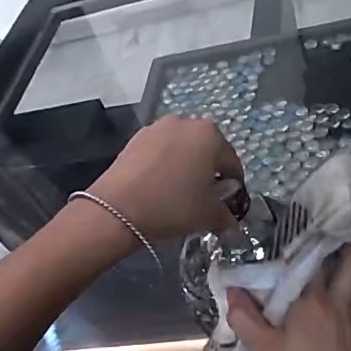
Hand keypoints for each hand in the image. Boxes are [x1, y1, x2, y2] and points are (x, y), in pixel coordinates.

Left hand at [83, 116, 242, 239]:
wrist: (117, 208)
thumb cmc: (173, 205)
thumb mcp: (207, 215)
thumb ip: (226, 218)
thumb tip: (233, 228)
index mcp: (210, 134)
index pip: (231, 163)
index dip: (233, 186)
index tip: (229, 204)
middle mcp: (185, 122)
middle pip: (206, 151)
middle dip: (208, 173)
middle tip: (203, 199)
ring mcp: (157, 128)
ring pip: (181, 149)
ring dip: (185, 167)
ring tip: (179, 193)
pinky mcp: (135, 138)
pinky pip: (159, 152)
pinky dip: (164, 166)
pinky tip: (158, 187)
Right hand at [228, 249, 350, 350]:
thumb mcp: (262, 350)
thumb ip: (244, 317)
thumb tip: (233, 291)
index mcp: (314, 299)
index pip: (314, 258)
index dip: (305, 246)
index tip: (292, 244)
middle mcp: (341, 302)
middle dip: (341, 250)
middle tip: (318, 254)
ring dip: (343, 277)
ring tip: (318, 285)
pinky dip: (344, 304)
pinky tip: (327, 322)